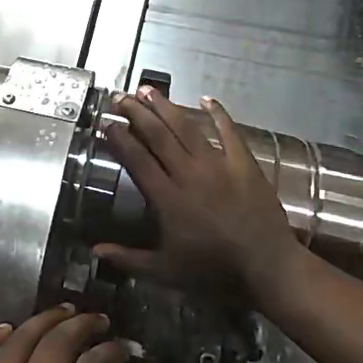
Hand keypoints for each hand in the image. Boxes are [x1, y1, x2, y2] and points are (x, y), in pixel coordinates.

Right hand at [95, 87, 301, 303]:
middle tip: (120, 97)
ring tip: (149, 91)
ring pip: (187, 128)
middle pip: (158, 136)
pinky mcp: (244, 164)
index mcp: (167, 198)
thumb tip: (95, 250)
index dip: (120, 139)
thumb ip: (128, 259)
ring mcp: (218, 166)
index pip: (138, 160)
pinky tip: (206, 99)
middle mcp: (189, 174)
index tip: (107, 124)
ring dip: (166, 107)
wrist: (266, 266)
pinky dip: (218, 114)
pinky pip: (229, 132)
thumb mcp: (165, 271)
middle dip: (137, 113)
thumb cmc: (213, 270)